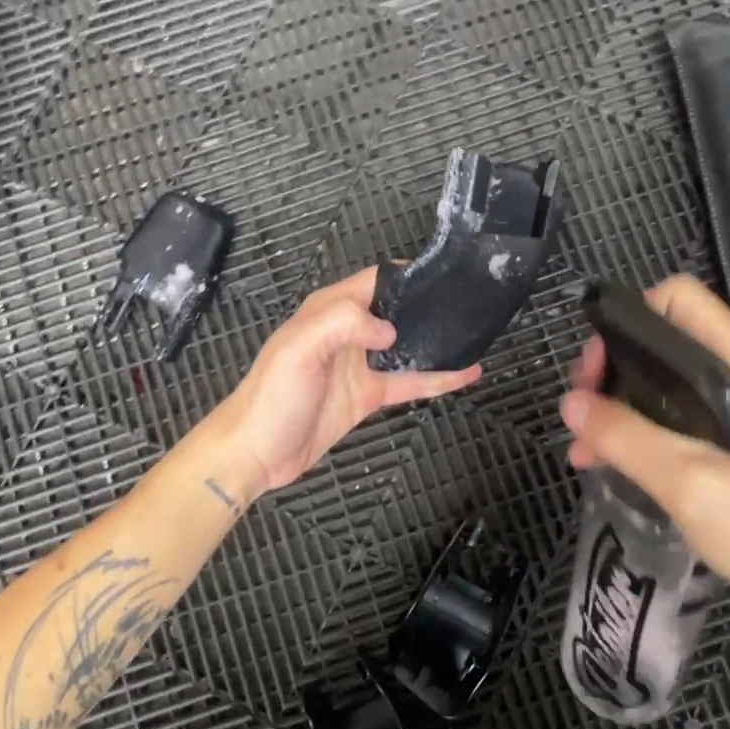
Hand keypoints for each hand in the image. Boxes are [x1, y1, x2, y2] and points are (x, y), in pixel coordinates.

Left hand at [210, 268, 480, 497]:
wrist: (256, 453)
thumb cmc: (271, 396)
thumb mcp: (300, 348)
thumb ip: (343, 323)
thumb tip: (389, 330)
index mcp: (327, 312)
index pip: (374, 281)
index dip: (405, 275)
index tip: (441, 275)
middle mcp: (346, 334)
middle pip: (395, 310)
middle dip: (427, 304)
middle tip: (468, 304)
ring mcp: (358, 366)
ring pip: (407, 346)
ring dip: (436, 341)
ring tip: (473, 334)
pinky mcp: (366, 396)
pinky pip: (408, 382)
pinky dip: (436, 379)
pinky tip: (463, 374)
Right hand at [560, 275, 729, 613]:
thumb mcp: (687, 482)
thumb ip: (625, 437)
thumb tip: (569, 403)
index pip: (676, 297)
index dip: (628, 320)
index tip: (597, 370)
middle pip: (665, 336)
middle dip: (615, 367)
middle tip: (584, 412)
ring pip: (668, 376)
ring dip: (623, 403)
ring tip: (587, 448)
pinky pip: (682, 410)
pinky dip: (646, 426)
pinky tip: (616, 462)